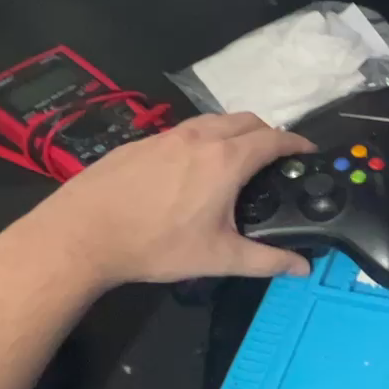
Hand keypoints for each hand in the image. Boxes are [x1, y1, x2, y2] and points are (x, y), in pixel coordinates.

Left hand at [22, 112, 314, 286]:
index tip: (308, 153)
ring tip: (237, 159)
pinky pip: (184, 131)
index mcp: (226, 161)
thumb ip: (267, 261)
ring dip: (235, 132)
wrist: (80, 235)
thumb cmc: (156, 245)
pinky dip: (203, 139)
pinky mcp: (140, 143)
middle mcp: (200, 139)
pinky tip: (192, 168)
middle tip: (276, 158)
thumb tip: (303, 267)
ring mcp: (166, 137)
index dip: (297, 144)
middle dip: (268, 134)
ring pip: (213, 121)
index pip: (274, 140)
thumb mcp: (219, 257)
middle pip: (246, 120)